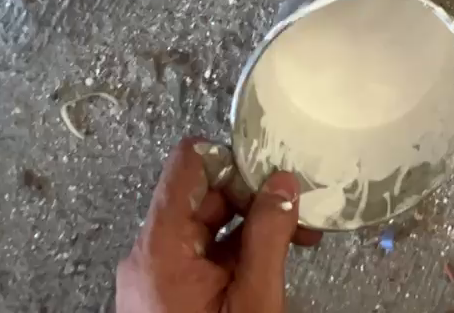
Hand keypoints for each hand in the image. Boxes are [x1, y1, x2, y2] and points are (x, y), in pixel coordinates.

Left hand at [115, 139, 320, 312]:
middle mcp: (151, 254)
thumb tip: (285, 182)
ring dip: (257, 221)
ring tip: (302, 235)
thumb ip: (268, 234)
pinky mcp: (171, 292)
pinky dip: (244, 246)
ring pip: (212, 220)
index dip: (232, 156)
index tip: (273, 169)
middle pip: (205, 191)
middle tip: (301, 207)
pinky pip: (209, 249)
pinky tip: (281, 253)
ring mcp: (160, 274)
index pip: (189, 163)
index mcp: (160, 248)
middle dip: (256, 194)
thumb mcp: (252, 299)